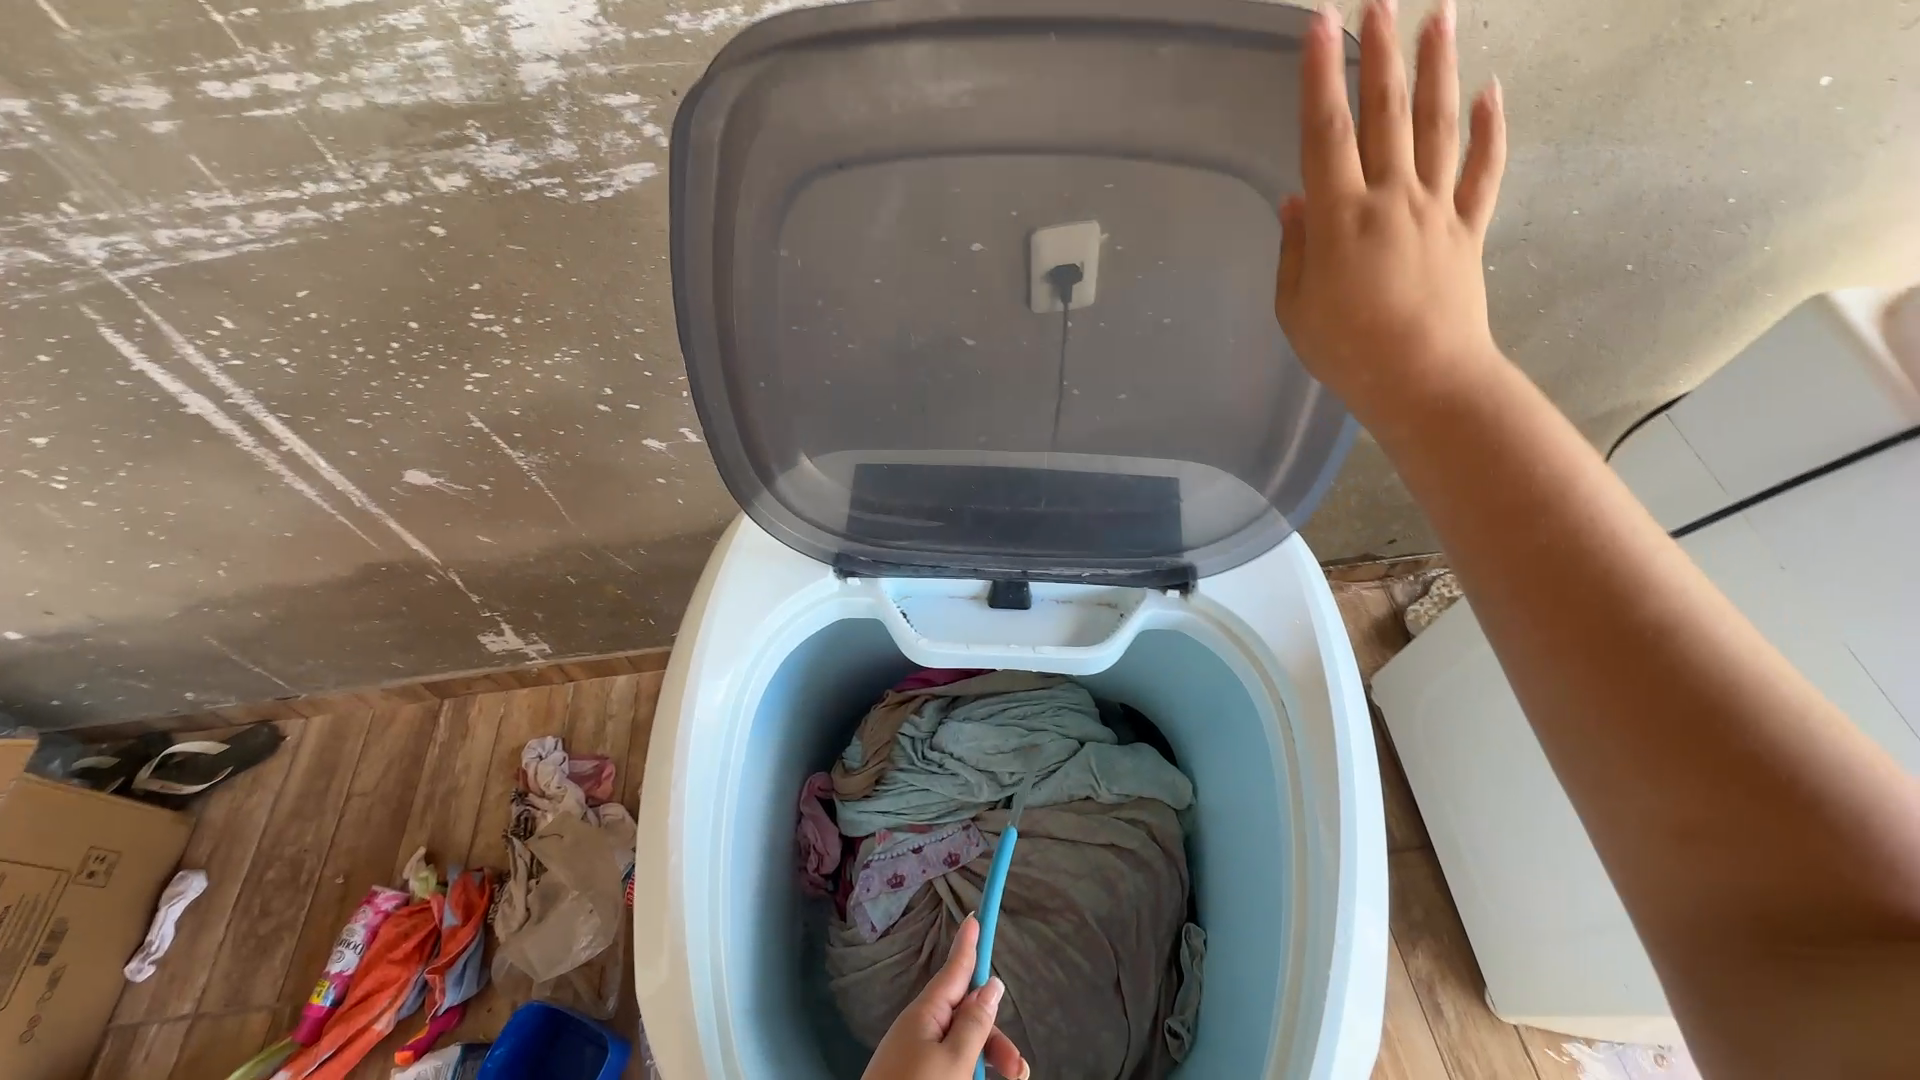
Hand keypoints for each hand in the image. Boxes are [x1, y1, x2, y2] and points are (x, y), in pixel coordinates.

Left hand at [862, 915, 1029, 1079]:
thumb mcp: (955, 1061)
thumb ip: (975, 1024)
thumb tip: (989, 984)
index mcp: (926, 1013)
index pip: (954, 969)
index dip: (968, 944)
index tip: (974, 915)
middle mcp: (919, 1028)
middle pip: (965, 1015)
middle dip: (994, 1036)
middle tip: (1018, 1070)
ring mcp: (914, 1054)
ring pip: (960, 1045)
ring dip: (986, 1060)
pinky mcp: (913, 1075)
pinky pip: (947, 1063)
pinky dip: (968, 1072)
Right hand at [1275, 0, 1507, 417]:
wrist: (1423, 380)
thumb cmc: (1346, 350)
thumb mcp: (1295, 306)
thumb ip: (1295, 248)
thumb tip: (1298, 199)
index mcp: (1340, 218)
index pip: (1325, 132)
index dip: (1320, 77)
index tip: (1319, 25)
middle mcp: (1391, 198)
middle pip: (1386, 113)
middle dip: (1381, 52)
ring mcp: (1436, 209)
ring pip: (1438, 125)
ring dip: (1437, 68)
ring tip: (1440, 15)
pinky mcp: (1468, 228)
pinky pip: (1483, 171)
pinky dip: (1490, 130)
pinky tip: (1493, 91)